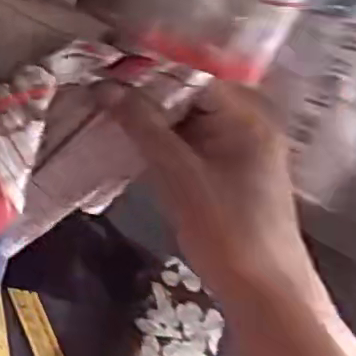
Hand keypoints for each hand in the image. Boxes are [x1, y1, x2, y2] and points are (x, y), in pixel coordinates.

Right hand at [104, 82, 316, 300]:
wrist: (262, 289)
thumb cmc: (224, 224)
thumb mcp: (175, 169)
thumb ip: (140, 122)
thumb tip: (103, 84)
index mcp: (246, 120)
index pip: (191, 76)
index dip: (145, 69)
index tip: (101, 66)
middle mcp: (244, 127)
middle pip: (184, 93)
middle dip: (140, 88)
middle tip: (94, 84)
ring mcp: (233, 149)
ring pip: (179, 116)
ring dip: (142, 111)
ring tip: (98, 104)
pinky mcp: (218, 169)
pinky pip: (180, 137)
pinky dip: (151, 133)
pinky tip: (119, 133)